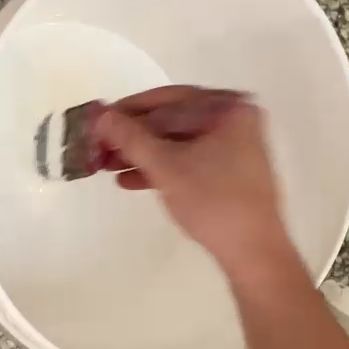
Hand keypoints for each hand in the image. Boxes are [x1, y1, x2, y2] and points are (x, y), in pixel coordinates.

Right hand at [88, 86, 290, 269]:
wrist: (251, 249)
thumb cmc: (212, 200)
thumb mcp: (166, 166)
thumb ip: (130, 138)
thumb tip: (100, 115)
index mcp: (227, 108)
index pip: (168, 99)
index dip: (128, 110)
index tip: (97, 121)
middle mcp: (232, 120)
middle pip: (170, 121)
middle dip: (132, 137)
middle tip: (98, 147)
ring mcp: (230, 147)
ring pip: (175, 144)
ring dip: (139, 154)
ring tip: (106, 167)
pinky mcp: (225, 173)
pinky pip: (184, 161)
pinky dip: (158, 169)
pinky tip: (128, 181)